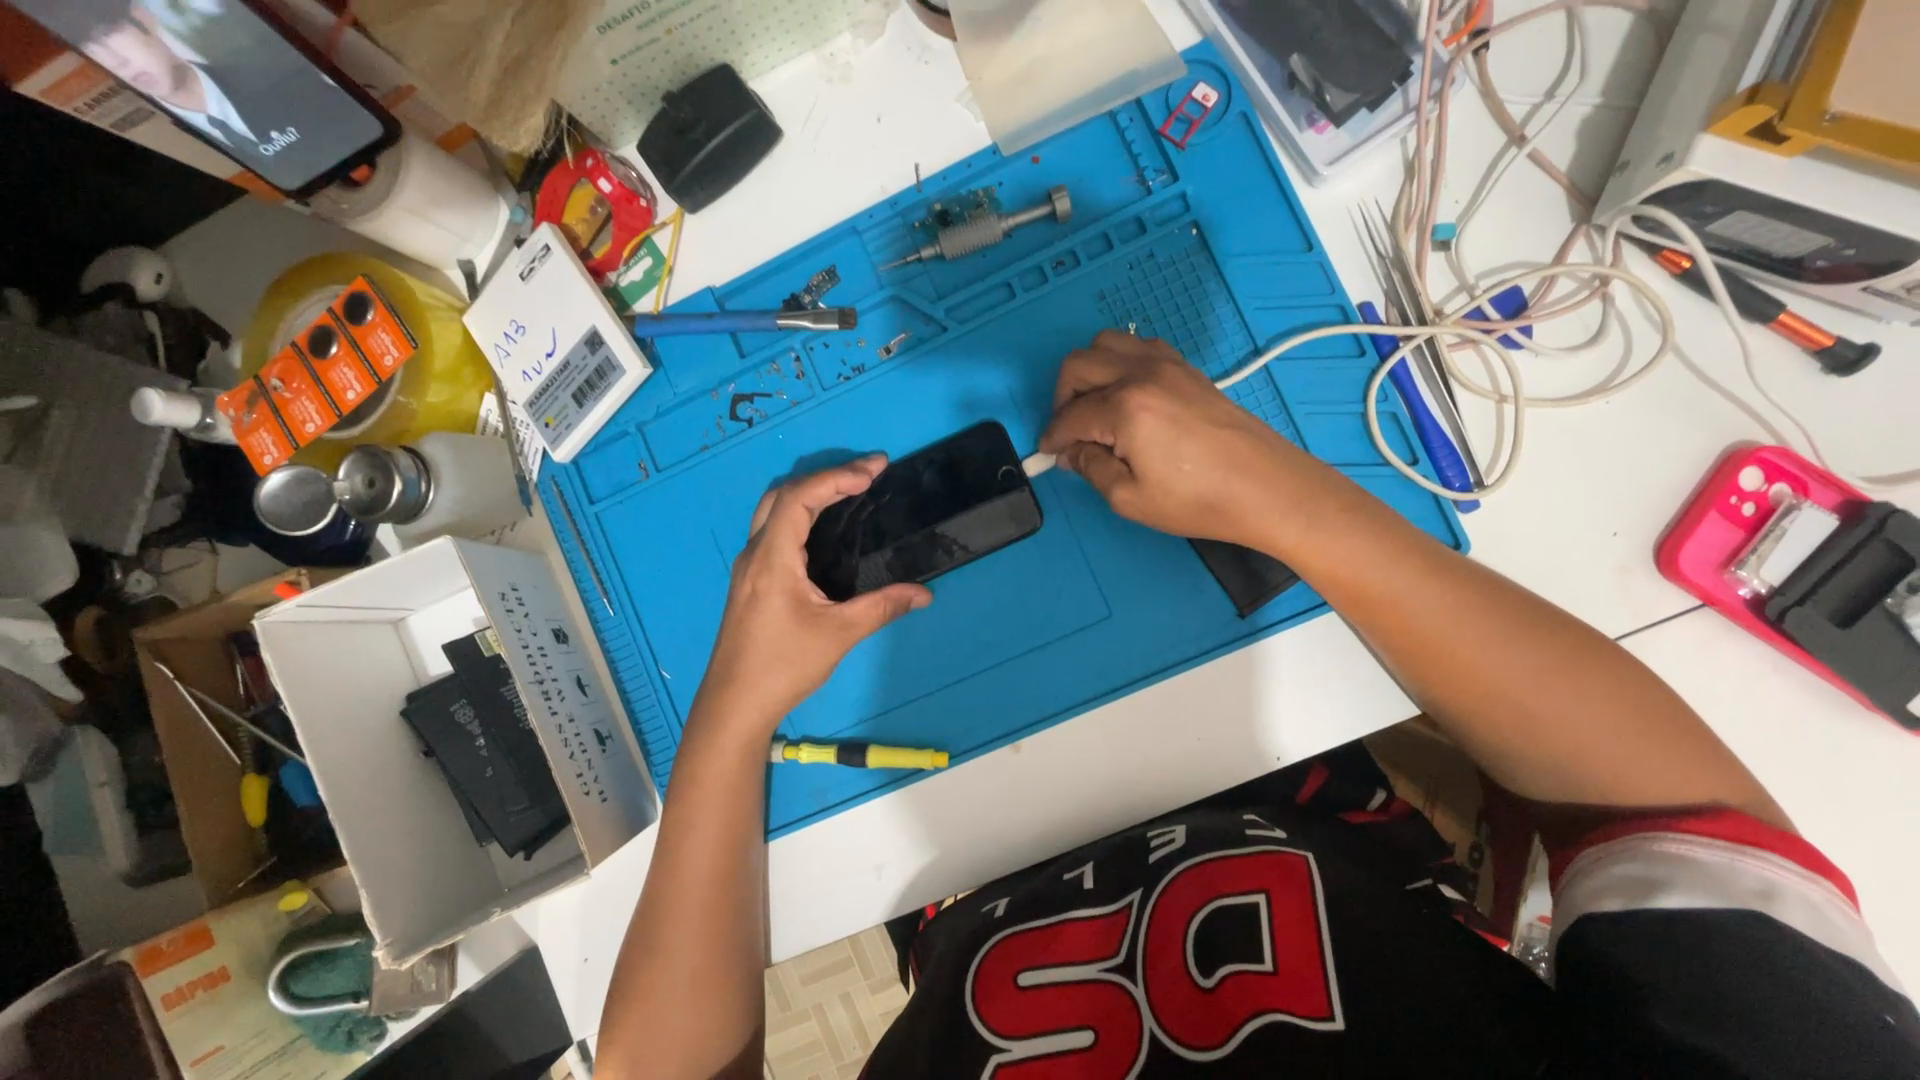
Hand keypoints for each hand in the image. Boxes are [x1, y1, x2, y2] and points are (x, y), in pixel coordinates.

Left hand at [695, 456, 931, 732]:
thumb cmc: (783, 666)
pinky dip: (802, 517)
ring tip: (851, 493)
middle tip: (868, 475)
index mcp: (772, 558)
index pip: (801, 498)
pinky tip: (827, 532)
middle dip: (826, 478)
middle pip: (784, 495)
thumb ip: (882, 607)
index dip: (837, 477)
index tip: (874, 472)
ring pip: (775, 512)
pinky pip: (775, 532)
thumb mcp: (839, 634)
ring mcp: (749, 568)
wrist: (735, 704)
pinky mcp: (751, 583)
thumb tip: (925, 594)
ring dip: (811, 494)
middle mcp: (755, 554)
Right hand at [1039, 331, 1322, 546]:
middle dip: (1062, 397)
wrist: (1265, 487)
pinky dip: (1120, 363)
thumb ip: (1090, 468)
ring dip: (1089, 371)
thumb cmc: (1198, 501)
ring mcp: (1167, 365)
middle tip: (1068, 432)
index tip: (1050, 455)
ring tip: (1094, 408)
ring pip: (1107, 343)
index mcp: (1124, 407)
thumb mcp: (1129, 498)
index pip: (1070, 415)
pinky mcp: (1187, 369)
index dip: (1053, 438)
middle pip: (1079, 364)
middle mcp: (1142, 373)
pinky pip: (1139, 347)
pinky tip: (1126, 395)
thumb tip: (1071, 452)